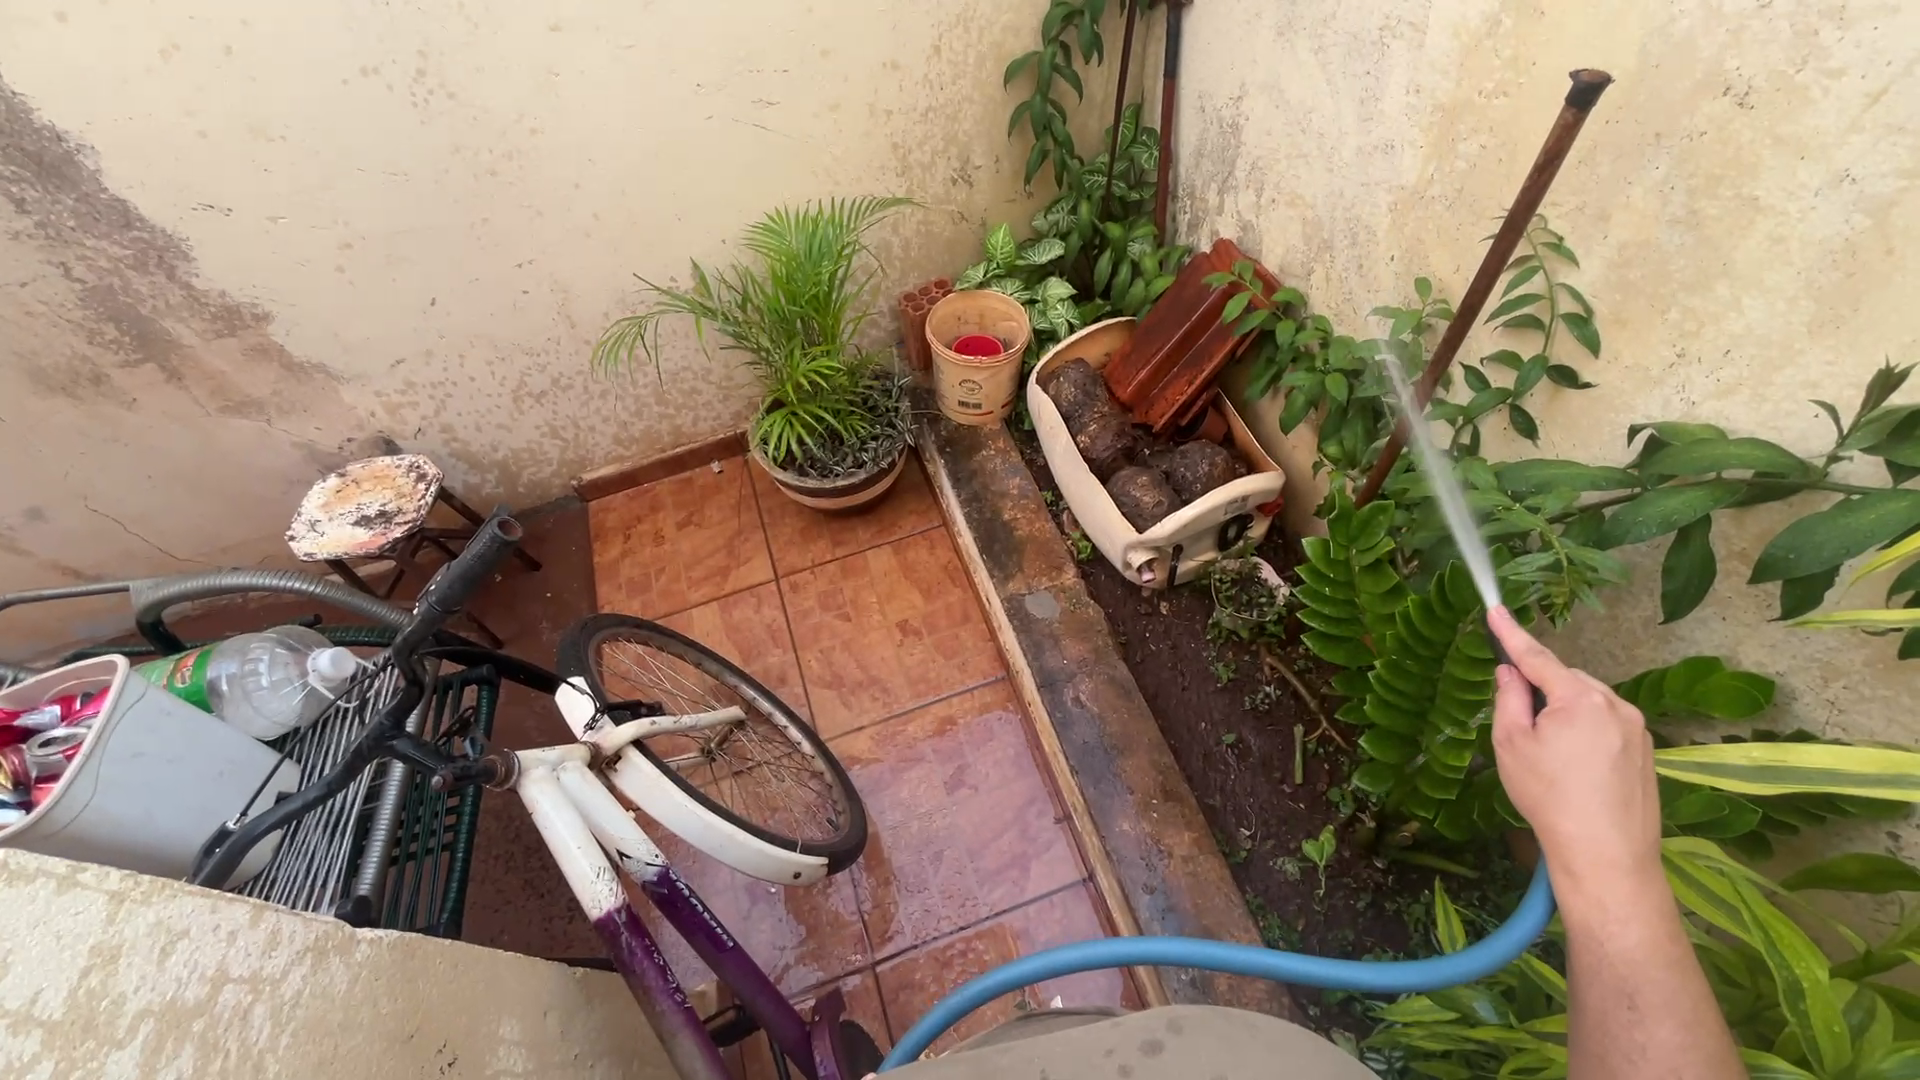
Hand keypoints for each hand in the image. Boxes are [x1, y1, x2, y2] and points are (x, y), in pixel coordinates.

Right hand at [1487, 606, 1663, 917]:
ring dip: (1563, 709)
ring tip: (1546, 749)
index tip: (1494, 609)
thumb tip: (1510, 672)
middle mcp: (1616, 704)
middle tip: (1518, 720)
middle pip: (1566, 679)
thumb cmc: (1547, 794)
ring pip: (1588, 701)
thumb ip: (1509, 699)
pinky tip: (1572, 762)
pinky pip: (1606, 722)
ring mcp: (1638, 728)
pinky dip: (1584, 727)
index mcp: (1580, 698)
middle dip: (1541, 686)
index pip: (1538, 657)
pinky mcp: (1647, 751)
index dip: (1512, 633)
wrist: (1605, 852)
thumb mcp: (1511, 742)